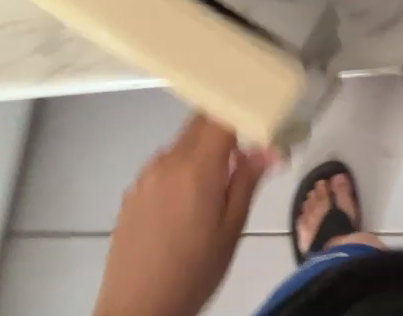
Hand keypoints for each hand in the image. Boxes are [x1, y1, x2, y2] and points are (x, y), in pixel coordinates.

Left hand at [94, 114, 275, 315]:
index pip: (221, 114)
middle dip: (226, 126)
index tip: (261, 116)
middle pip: (200, 122)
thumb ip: (248, 180)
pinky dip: (182, 169)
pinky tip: (188, 205)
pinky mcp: (132, 193)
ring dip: (203, 150)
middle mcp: (168, 161)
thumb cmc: (194, 272)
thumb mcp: (232, 229)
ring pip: (182, 144)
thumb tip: (270, 148)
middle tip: (247, 150)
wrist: (136, 312)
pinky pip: (164, 165)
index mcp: (197, 167)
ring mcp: (146, 176)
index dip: (243, 107)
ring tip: (218, 186)